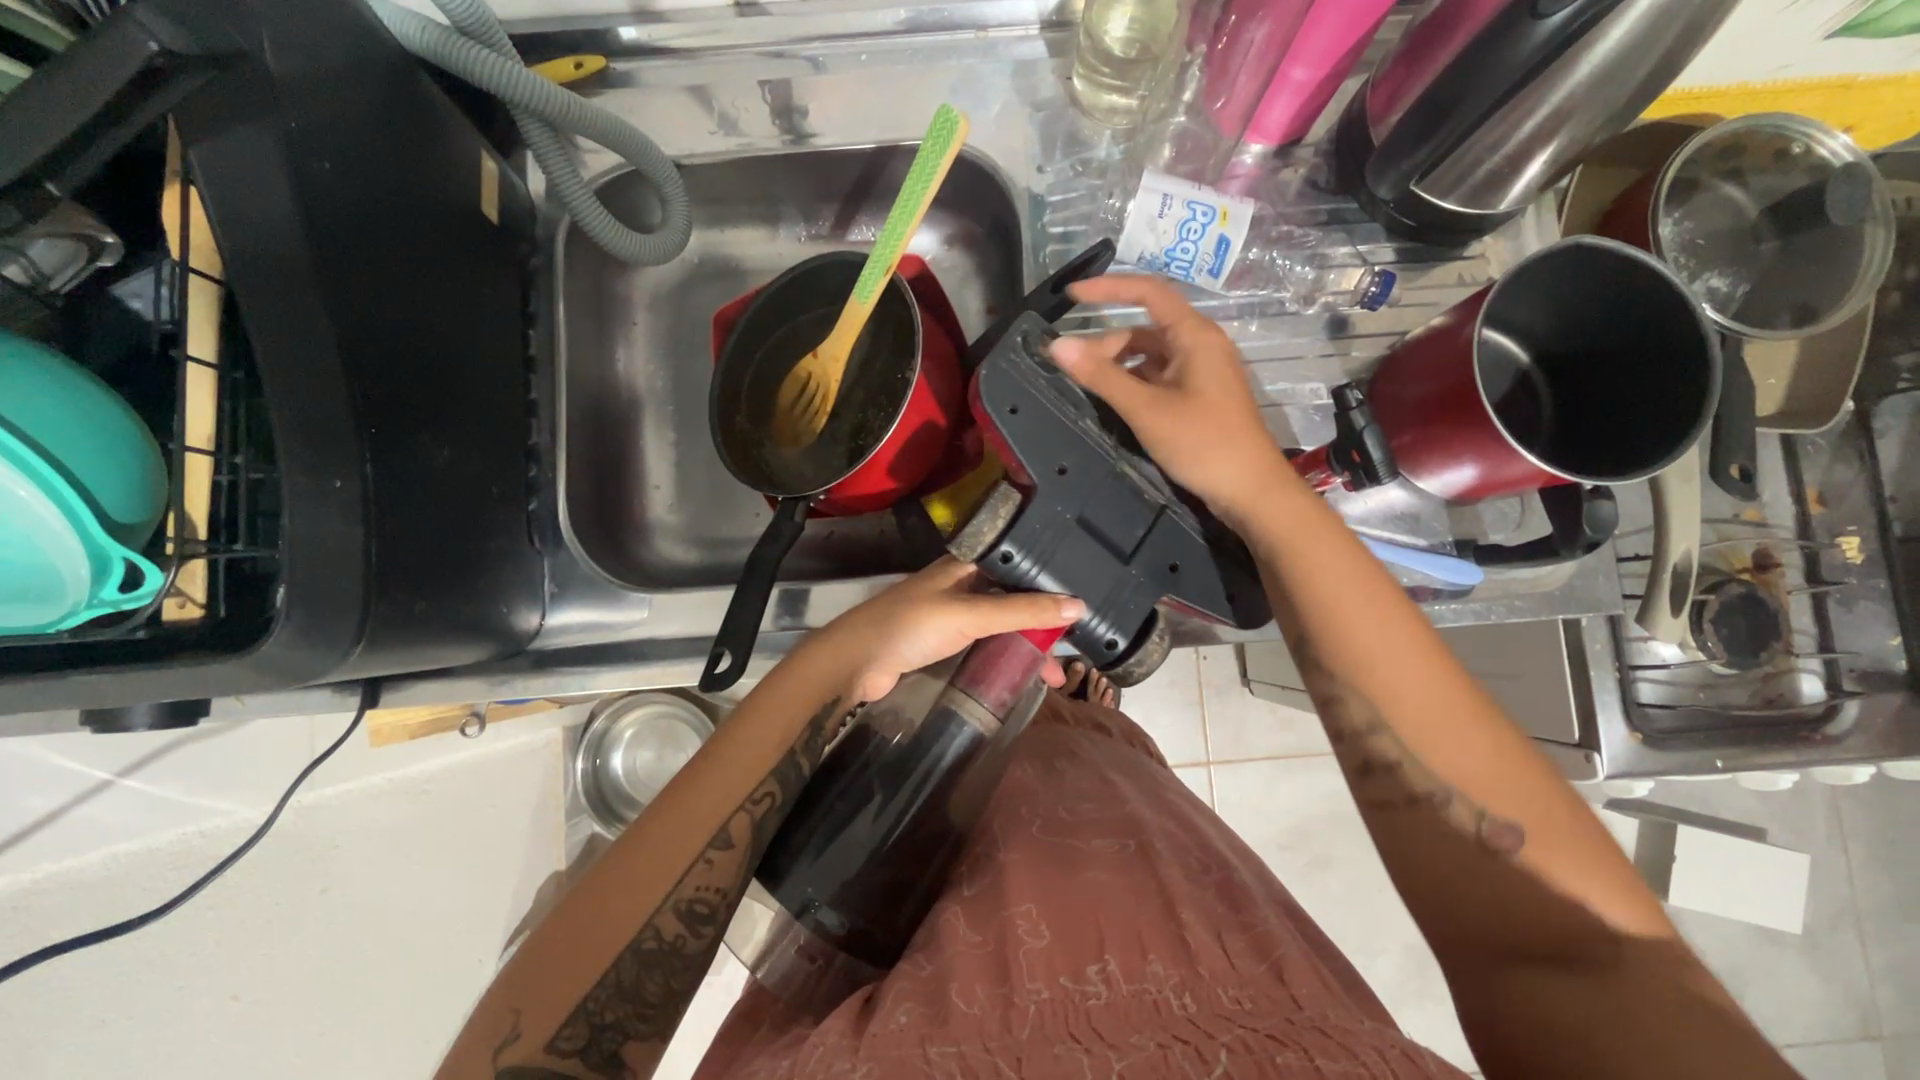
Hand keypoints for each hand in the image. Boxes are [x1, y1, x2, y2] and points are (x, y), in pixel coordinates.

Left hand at [808, 557, 1083, 702]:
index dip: (1049, 585)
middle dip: (1041, 625)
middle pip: (1012, 599)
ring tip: (1052, 675)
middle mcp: (961, 584)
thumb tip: (1078, 606)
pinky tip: (1020, 673)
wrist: (855, 662)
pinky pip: (983, 644)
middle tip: (1069, 654)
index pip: (1018, 567)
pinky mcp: (942, 642)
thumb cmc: (911, 626)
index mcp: (966, 565)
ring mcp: (950, 614)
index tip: (1081, 608)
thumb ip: (1022, 611)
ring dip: (1024, 644)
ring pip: (999, 624)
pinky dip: (1004, 655)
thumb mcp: (971, 614)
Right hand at [1048, 274, 1299, 522]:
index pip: (1149, 292)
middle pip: (1144, 329)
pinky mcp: (1199, 397)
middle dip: (1106, 345)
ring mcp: (1201, 372)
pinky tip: (1114, 404)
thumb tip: (1056, 344)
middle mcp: (1200, 345)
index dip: (1108, 288)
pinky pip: (1158, 378)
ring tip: (1089, 390)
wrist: (1250, 491)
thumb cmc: (1202, 443)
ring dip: (1118, 367)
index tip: (1071, 295)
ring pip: (1149, 356)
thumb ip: (1101, 376)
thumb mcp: (1146, 410)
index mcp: (1195, 336)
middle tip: (1074, 371)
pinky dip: (1133, 384)